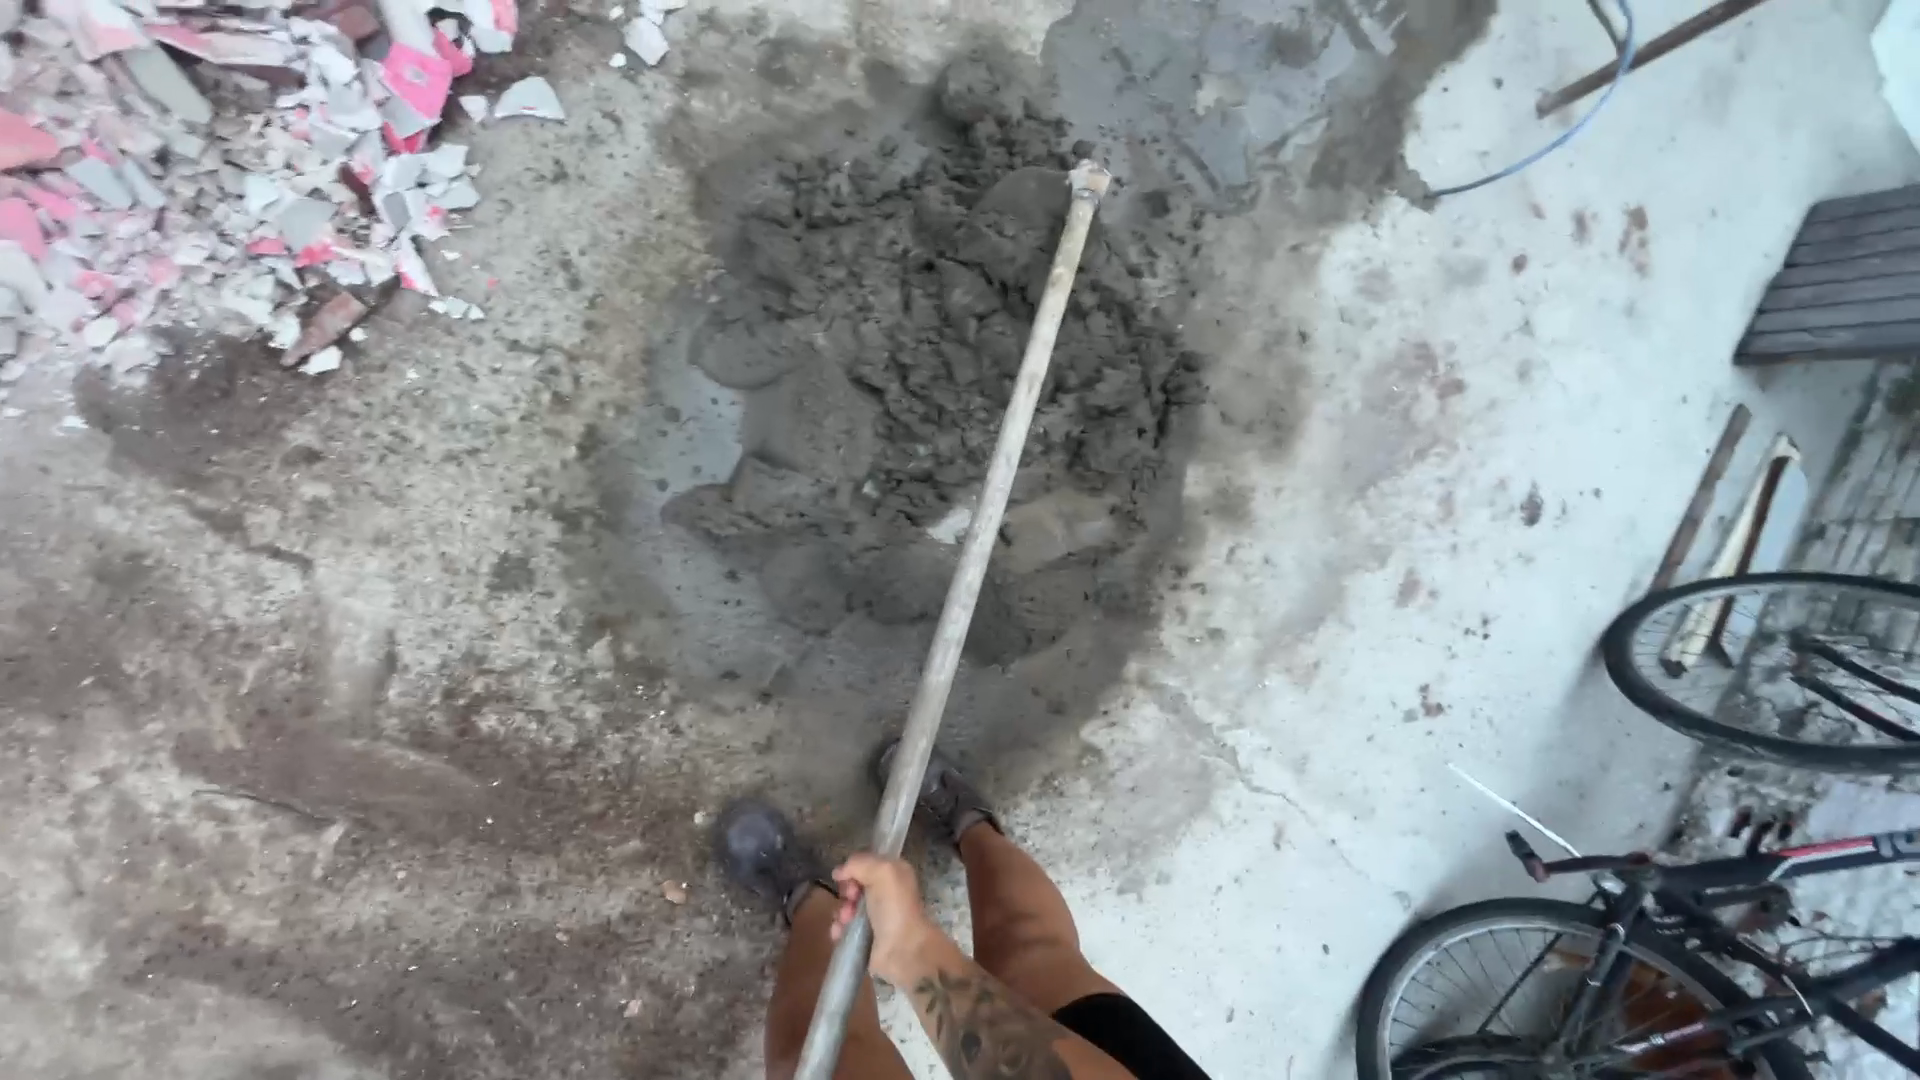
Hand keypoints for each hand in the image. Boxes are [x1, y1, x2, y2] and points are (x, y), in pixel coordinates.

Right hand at [830, 852, 944, 984]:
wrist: (903, 950)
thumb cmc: (895, 907)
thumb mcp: (883, 872)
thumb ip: (859, 863)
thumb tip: (839, 872)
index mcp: (894, 872)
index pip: (865, 863)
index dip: (853, 869)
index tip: (847, 878)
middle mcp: (885, 891)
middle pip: (854, 884)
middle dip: (846, 891)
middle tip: (850, 900)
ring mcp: (874, 915)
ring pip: (847, 905)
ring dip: (841, 911)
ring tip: (846, 920)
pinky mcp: (864, 936)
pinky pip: (844, 927)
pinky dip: (839, 928)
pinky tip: (839, 933)